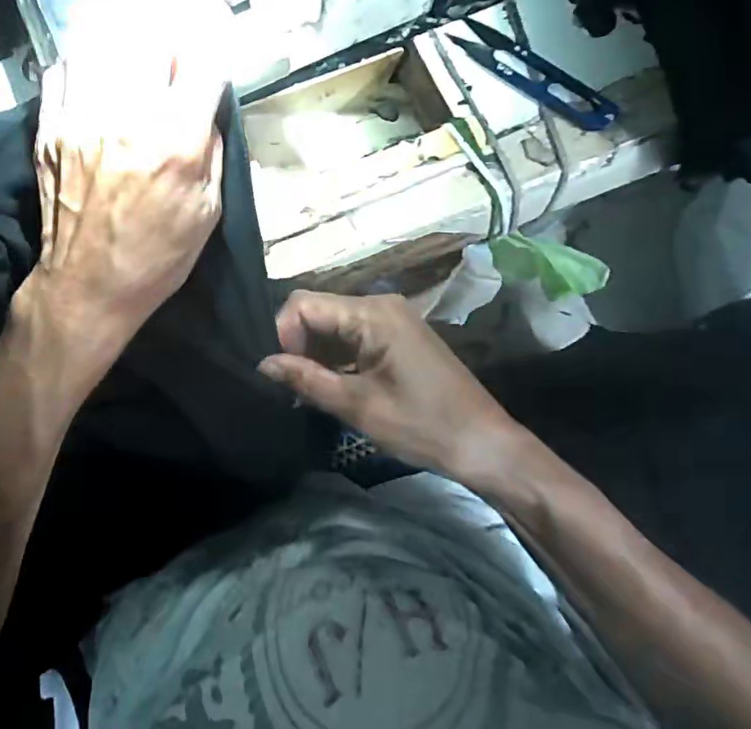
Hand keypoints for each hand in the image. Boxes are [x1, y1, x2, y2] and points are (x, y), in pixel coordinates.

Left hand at [17, 49, 225, 395]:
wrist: (86, 286)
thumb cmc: (157, 255)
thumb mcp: (209, 208)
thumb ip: (212, 146)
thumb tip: (207, 103)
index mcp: (174, 139)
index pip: (201, 57)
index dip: (215, 35)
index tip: (216, 32)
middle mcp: (126, 116)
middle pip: (148, 33)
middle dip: (168, 23)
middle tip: (174, 28)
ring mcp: (80, 117)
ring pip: (99, 40)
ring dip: (124, 30)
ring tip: (136, 33)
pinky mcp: (49, 128)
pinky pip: (63, 68)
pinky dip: (84, 56)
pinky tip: (97, 64)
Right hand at [257, 291, 535, 488]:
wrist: (488, 446)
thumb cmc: (423, 425)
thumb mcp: (357, 406)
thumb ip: (305, 379)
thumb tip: (262, 364)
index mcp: (372, 313)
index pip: (303, 303)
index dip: (282, 333)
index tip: (283, 372)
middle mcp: (380, 304)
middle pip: (317, 310)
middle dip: (297, 344)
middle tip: (292, 386)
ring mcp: (391, 318)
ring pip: (332, 323)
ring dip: (315, 353)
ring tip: (309, 390)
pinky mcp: (397, 334)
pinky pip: (352, 334)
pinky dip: (336, 356)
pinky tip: (332, 384)